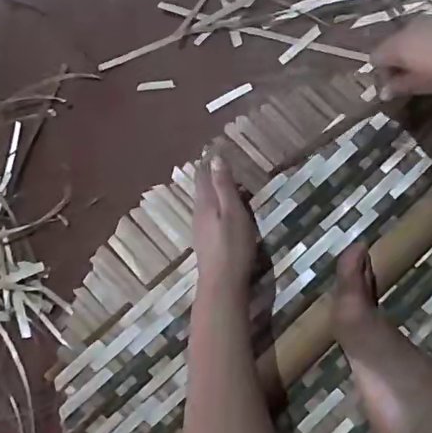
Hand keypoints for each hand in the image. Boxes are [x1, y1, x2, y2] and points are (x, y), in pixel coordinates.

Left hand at [193, 151, 257, 292]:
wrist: (221, 284)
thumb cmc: (232, 246)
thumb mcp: (233, 212)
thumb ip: (224, 186)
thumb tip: (215, 159)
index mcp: (205, 203)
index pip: (203, 176)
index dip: (209, 162)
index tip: (216, 148)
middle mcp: (199, 213)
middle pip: (203, 188)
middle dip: (211, 175)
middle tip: (222, 162)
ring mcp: (201, 229)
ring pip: (206, 203)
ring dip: (215, 191)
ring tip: (228, 183)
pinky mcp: (206, 241)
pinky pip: (211, 215)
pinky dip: (218, 206)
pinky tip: (226, 211)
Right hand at [373, 14, 431, 96]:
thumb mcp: (422, 84)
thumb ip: (399, 86)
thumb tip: (383, 91)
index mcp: (398, 45)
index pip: (375, 57)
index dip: (381, 73)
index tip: (393, 87)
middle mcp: (409, 26)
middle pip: (392, 43)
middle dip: (397, 60)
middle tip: (410, 79)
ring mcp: (430, 18)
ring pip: (412, 34)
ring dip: (414, 50)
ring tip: (431, 67)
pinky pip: (431, 29)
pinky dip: (431, 41)